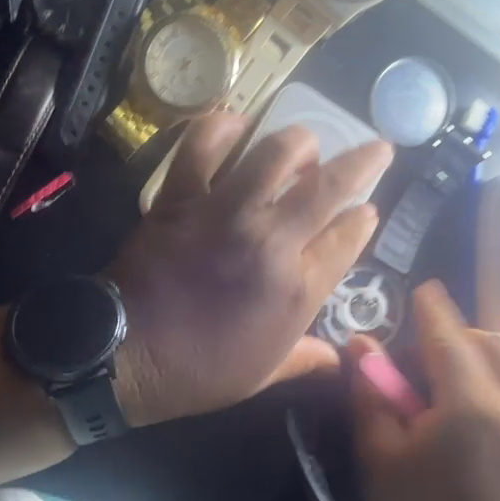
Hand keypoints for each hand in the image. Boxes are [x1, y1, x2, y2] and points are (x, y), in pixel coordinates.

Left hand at [108, 114, 391, 426]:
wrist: (125, 356)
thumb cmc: (198, 373)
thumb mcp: (262, 376)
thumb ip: (307, 359)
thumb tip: (341, 359)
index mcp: (297, 288)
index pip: (348, 238)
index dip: (364, 220)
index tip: (368, 211)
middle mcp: (270, 240)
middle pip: (329, 186)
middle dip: (363, 162)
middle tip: (373, 151)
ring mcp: (224, 213)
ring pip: (275, 153)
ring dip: (299, 142)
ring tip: (303, 145)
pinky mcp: (180, 198)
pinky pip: (202, 146)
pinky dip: (221, 127)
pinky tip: (235, 124)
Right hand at [351, 282, 499, 500]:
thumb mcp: (378, 454)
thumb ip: (371, 393)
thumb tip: (361, 345)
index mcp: (473, 405)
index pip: (449, 336)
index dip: (432, 308)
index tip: (422, 287)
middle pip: (492, 343)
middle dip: (457, 336)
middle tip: (417, 359)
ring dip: (481, 360)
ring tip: (444, 388)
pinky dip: (498, 387)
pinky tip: (470, 418)